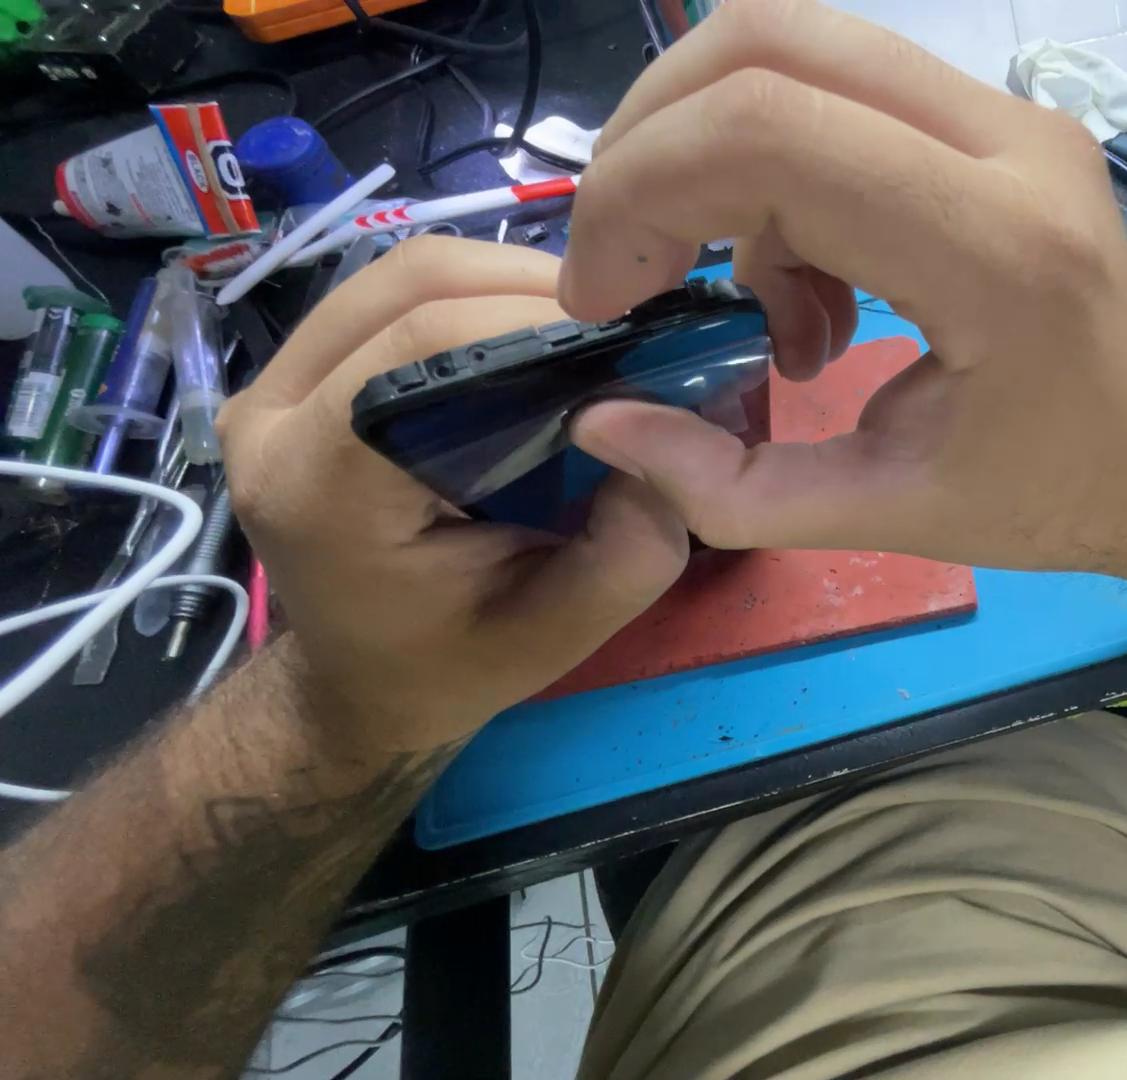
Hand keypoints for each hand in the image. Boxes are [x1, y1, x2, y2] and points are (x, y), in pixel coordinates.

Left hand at [218, 238, 688, 752]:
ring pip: (401, 274)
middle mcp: (274, 415)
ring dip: (512, 283)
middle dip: (535, 286)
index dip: (540, 321)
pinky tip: (545, 338)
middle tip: (631, 325)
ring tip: (596, 327)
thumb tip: (669, 442)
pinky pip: (398, 298)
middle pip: (408, 283)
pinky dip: (485, 299)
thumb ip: (633, 550)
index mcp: (326, 486)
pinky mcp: (305, 376)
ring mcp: (276, 385)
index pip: (425, 345)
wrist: (371, 681)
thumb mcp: (569, 629)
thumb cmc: (463, 662)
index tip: (638, 342)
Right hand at [562, 0, 1126, 577]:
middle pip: (769, 44)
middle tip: (639, 270)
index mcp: (999, 253)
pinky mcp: (1006, 128)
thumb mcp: (893, 514)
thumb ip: (740, 488)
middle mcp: (1015, 148)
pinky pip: (850, 96)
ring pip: (802, 53)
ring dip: (728, 172)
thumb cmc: (1052, 497)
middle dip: (658, 153)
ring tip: (774, 315)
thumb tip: (605, 425)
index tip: (604, 294)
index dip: (641, 195)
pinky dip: (788, 179)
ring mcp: (1017, 120)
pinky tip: (820, 290)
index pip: (771, 133)